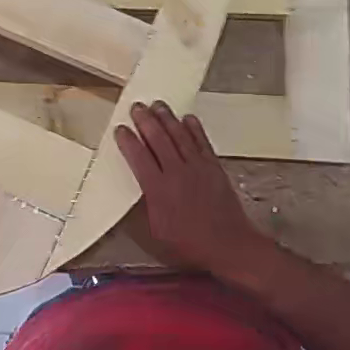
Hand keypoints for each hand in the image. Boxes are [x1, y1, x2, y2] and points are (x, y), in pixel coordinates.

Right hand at [113, 101, 273, 275]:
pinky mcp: (214, 167)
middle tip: (137, 106)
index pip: (138, 157)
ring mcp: (198, 167)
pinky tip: (188, 118)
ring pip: (179, 136)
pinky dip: (194, 128)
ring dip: (167, 118)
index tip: (120, 129)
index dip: (128, 141)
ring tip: (158, 104)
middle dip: (146, 121)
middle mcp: (176, 172)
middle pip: (158, 139)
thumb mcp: (156, 233)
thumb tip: (139, 188)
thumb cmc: (189, 245)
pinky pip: (202, 142)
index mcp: (158, 189)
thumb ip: (146, 207)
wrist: (228, 244)